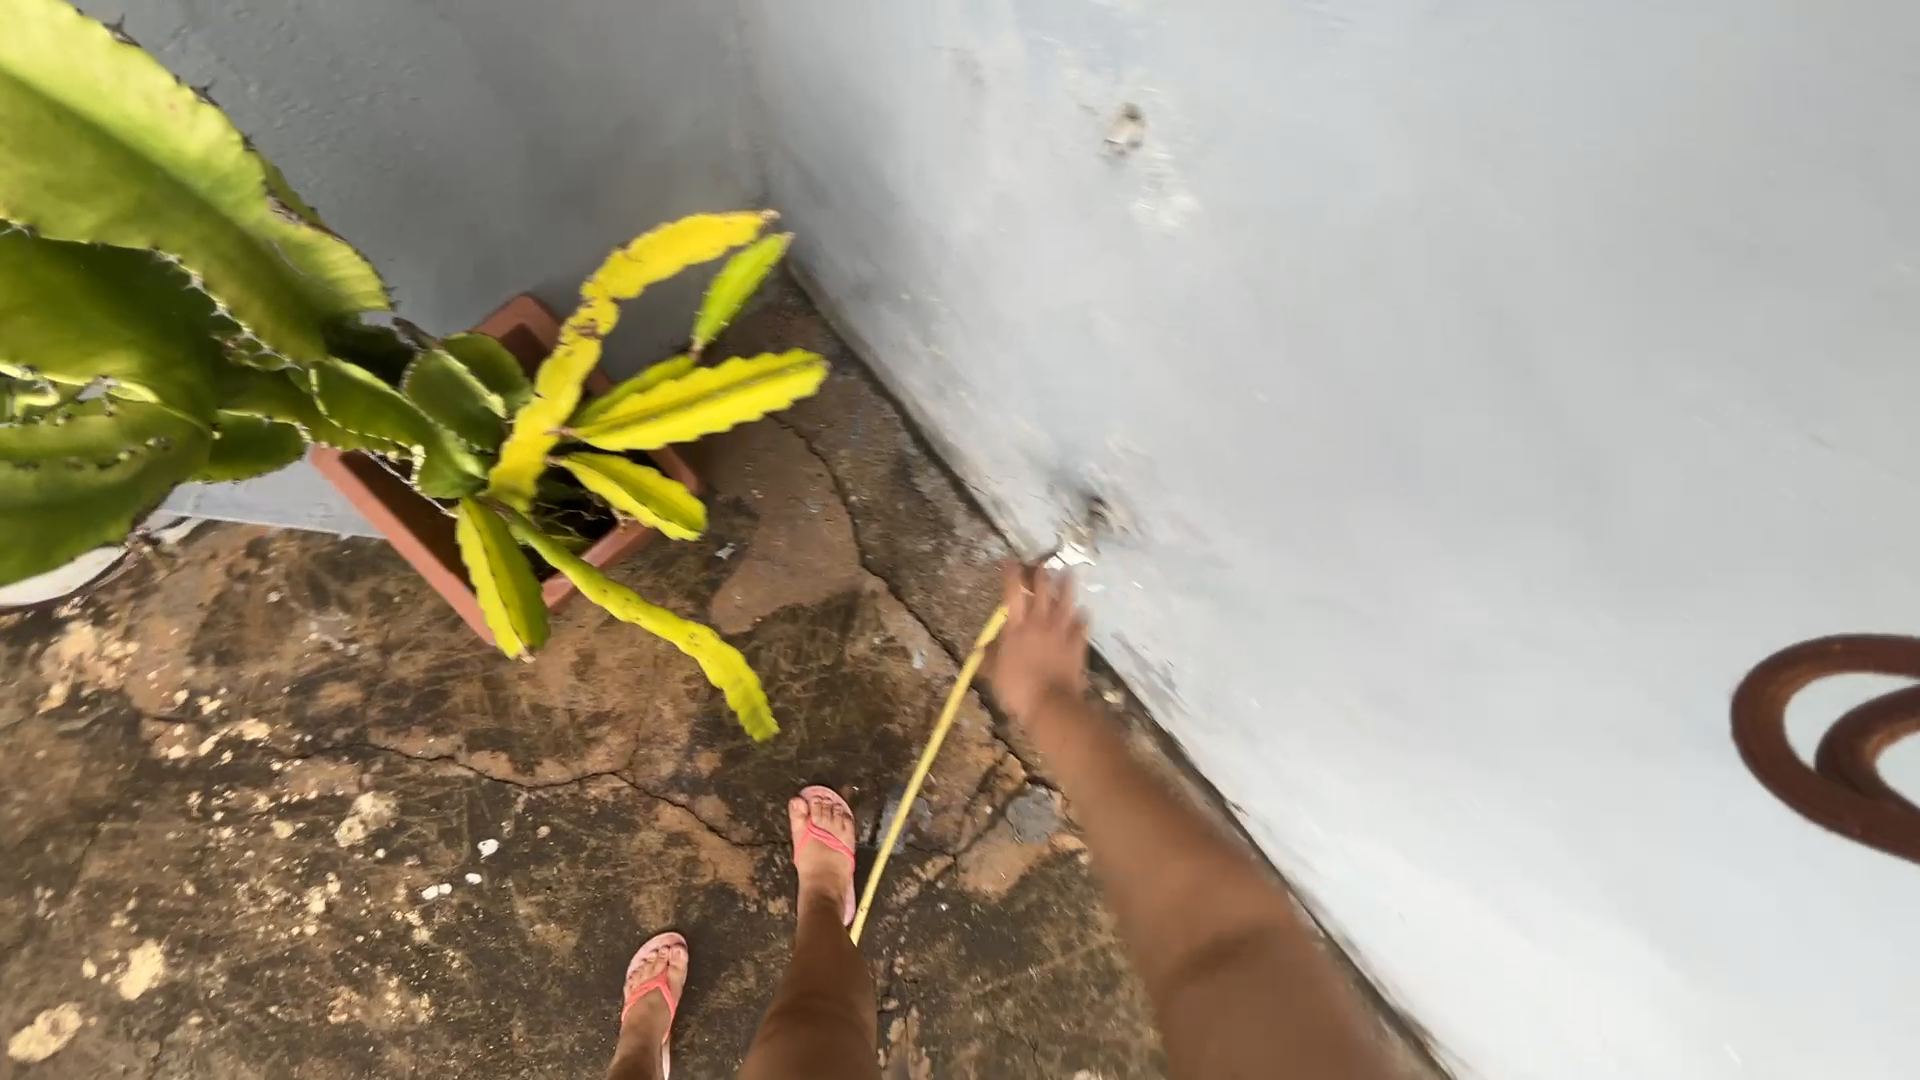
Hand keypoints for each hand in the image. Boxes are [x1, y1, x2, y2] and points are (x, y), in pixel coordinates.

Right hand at [986, 561, 1089, 720]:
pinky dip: (1082, 618)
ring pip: (1066, 603)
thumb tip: (980, 649)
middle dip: (1041, 575)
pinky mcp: (1077, 645)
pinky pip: (1082, 626)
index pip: (1013, 592)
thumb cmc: (1018, 688)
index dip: (1012, 574)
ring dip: (1067, 587)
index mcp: (1017, 627)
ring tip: (1069, 573)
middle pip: (1043, 591)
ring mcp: (1062, 632)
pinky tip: (1084, 613)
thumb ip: (989, 658)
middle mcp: (1040, 623)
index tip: (1011, 561)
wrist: (1052, 703)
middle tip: (1042, 564)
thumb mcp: (994, 673)